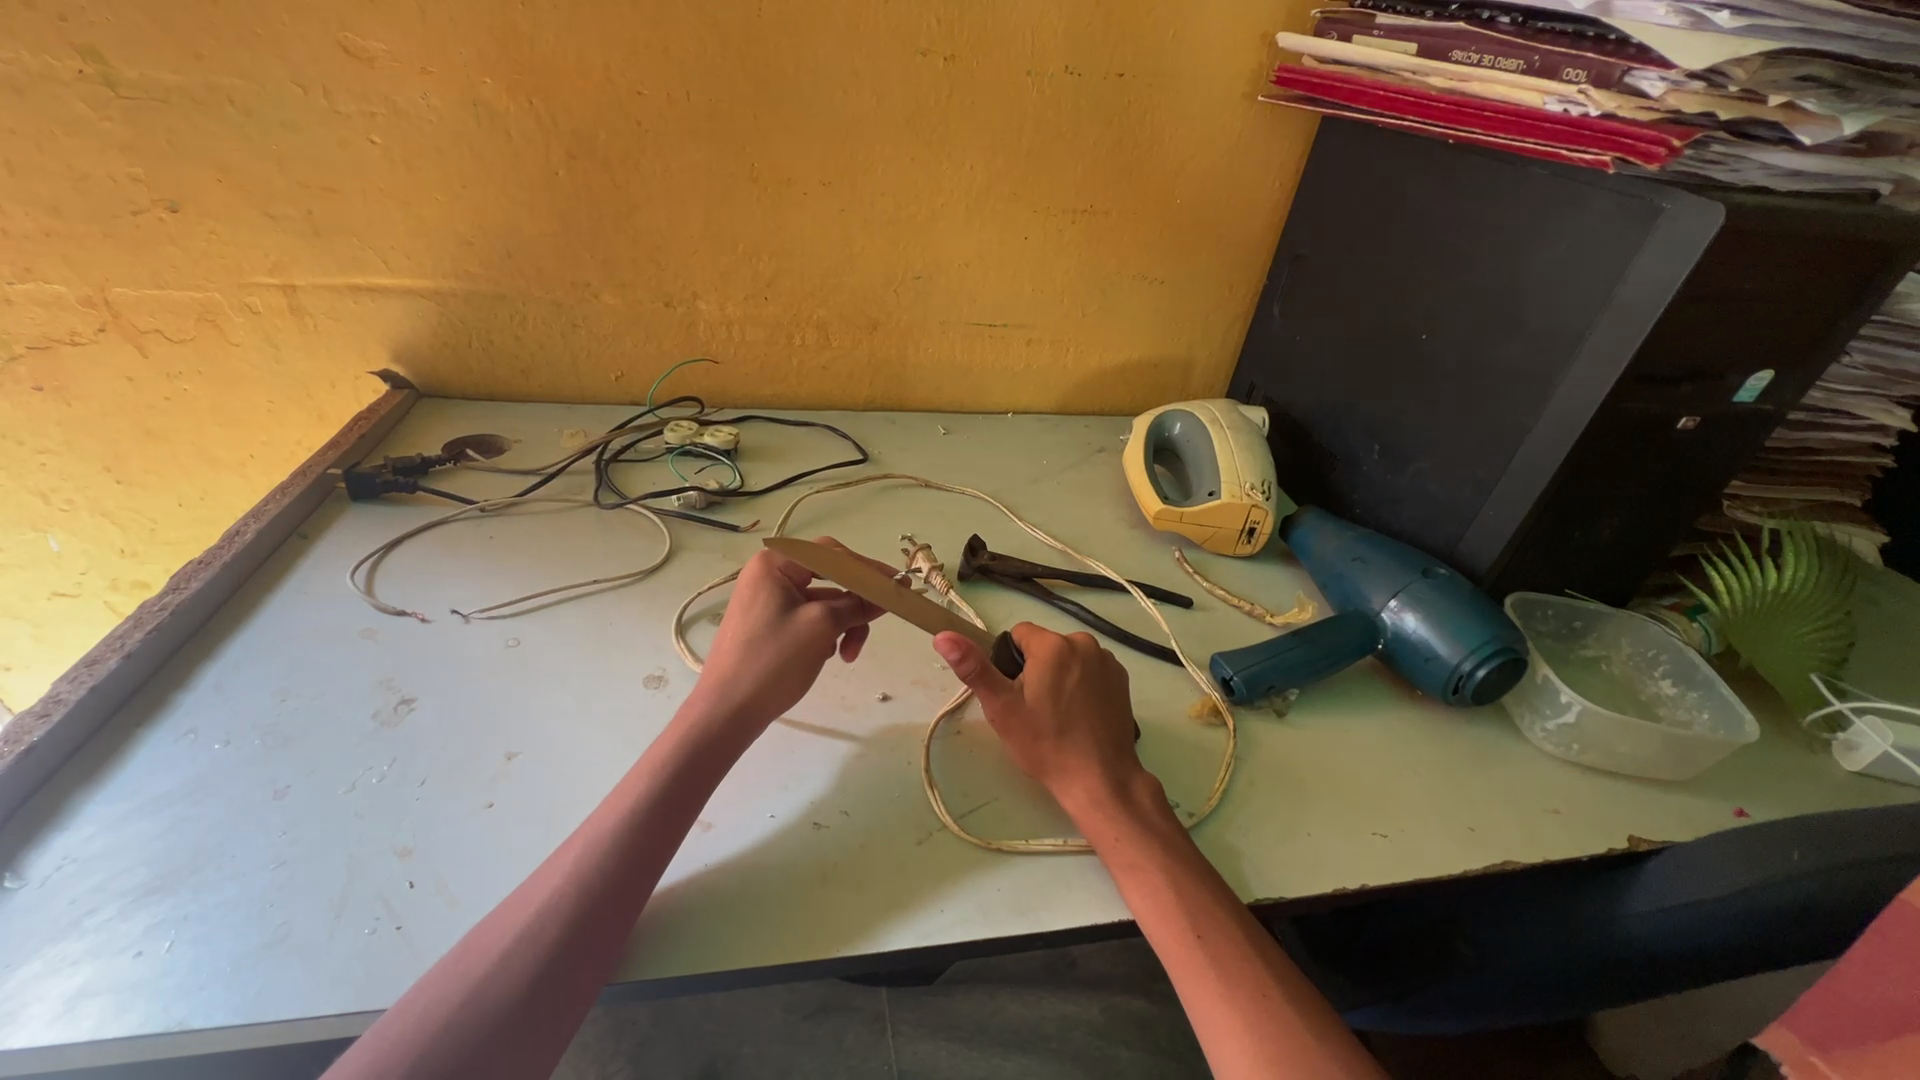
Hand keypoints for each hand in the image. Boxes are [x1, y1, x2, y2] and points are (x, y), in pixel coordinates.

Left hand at [691, 538, 889, 733]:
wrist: (727, 711)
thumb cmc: (772, 661)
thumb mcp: (821, 628)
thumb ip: (857, 604)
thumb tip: (888, 593)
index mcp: (776, 564)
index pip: (833, 554)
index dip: (868, 568)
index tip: (899, 585)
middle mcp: (771, 575)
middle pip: (831, 577)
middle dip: (856, 602)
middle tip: (880, 619)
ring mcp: (770, 601)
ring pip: (824, 602)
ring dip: (844, 624)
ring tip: (849, 654)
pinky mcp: (772, 625)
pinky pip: (811, 618)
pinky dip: (828, 633)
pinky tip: (831, 655)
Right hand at [933, 624, 1148, 814]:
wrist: (1099, 778)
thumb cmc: (1045, 744)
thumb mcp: (1002, 708)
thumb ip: (973, 668)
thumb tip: (943, 636)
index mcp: (1053, 645)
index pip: (1019, 635)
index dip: (1011, 664)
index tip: (1017, 695)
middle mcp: (1084, 642)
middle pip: (1045, 646)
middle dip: (1036, 669)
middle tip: (1035, 710)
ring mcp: (1107, 660)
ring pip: (1068, 658)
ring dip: (1060, 676)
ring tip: (1059, 715)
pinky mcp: (1122, 678)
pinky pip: (1090, 670)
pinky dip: (1083, 684)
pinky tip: (1081, 715)